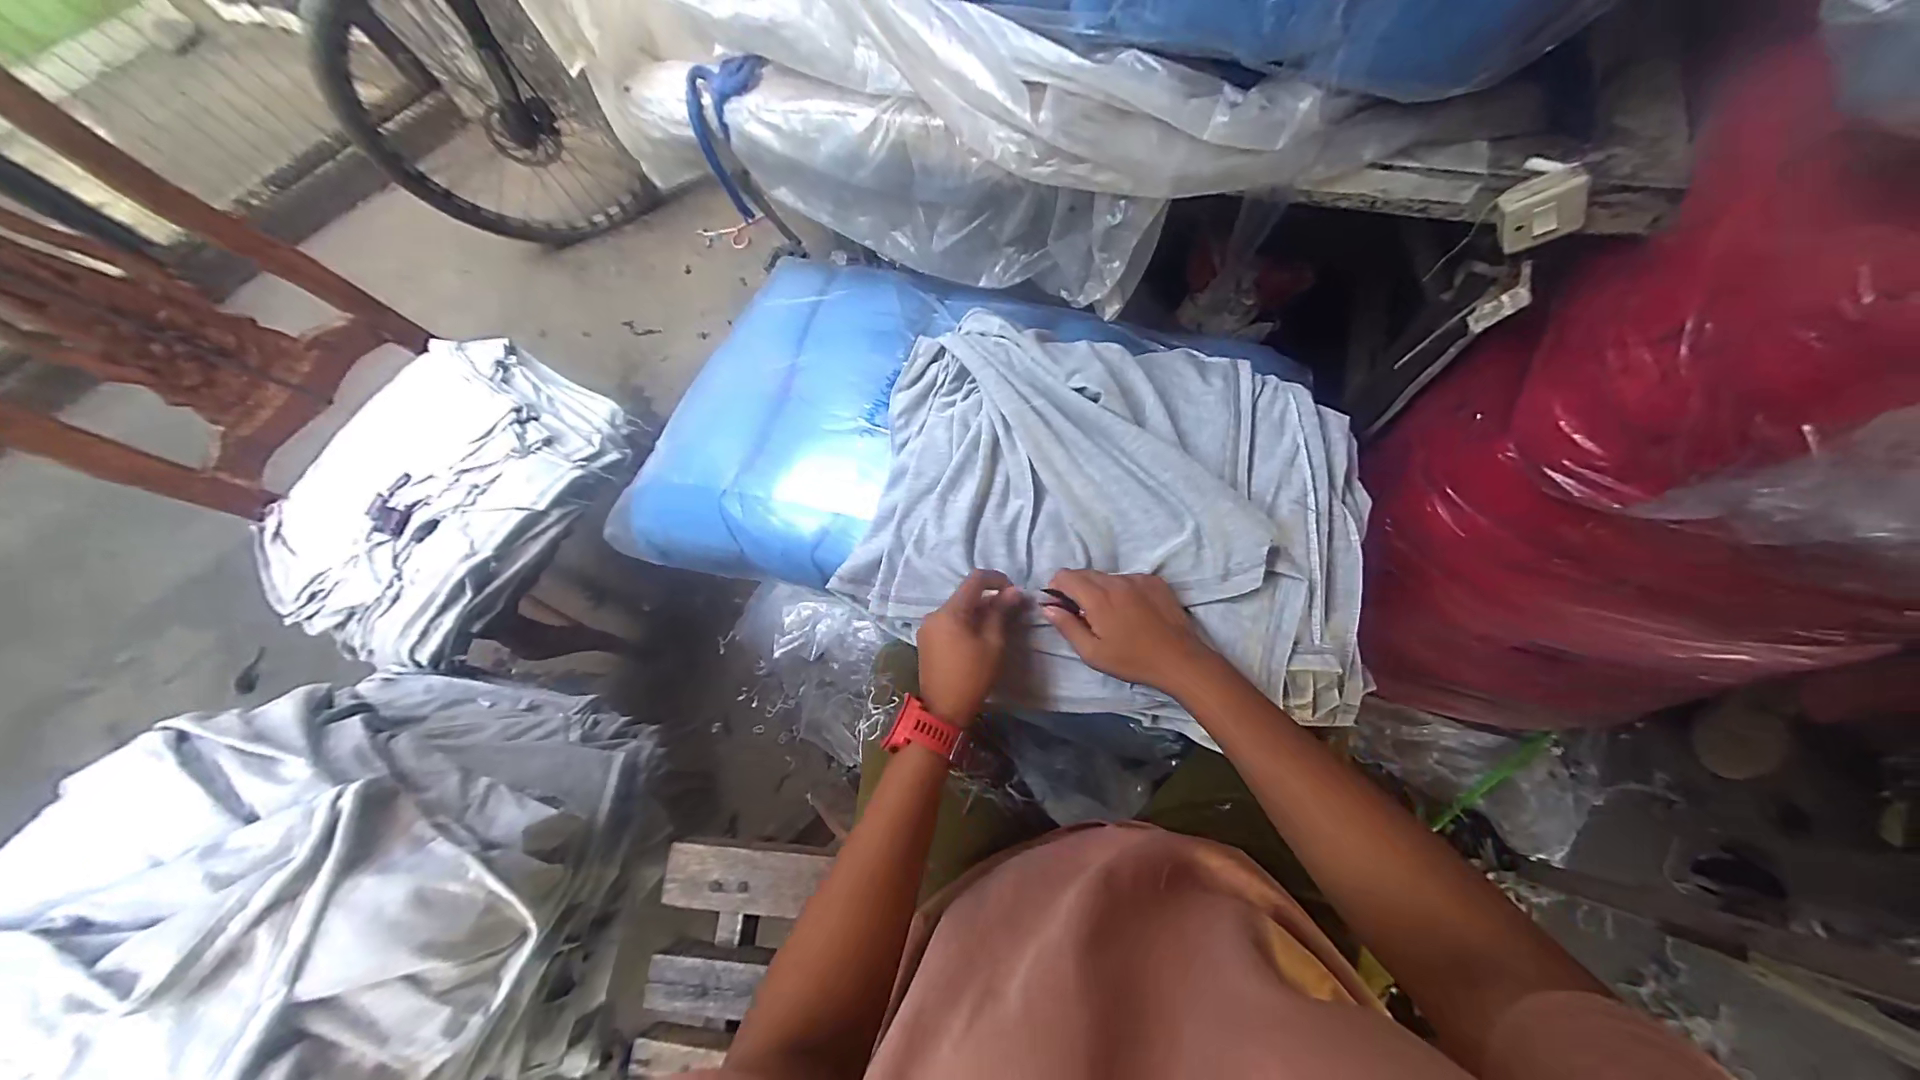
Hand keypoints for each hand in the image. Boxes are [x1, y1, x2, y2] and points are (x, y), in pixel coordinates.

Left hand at [915, 569, 1023, 725]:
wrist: (943, 710)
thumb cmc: (972, 676)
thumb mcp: (993, 643)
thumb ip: (1001, 612)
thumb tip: (1013, 591)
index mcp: (950, 611)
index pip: (975, 579)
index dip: (997, 579)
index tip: (1013, 592)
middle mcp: (934, 613)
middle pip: (965, 594)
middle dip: (988, 598)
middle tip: (1010, 611)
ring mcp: (927, 627)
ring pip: (957, 608)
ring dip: (977, 611)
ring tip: (996, 627)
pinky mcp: (926, 639)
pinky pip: (949, 621)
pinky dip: (965, 622)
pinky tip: (978, 637)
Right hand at [1041, 570, 1222, 694]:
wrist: (1180, 659)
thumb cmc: (1132, 660)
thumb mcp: (1092, 652)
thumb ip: (1066, 626)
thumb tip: (1047, 607)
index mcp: (1097, 597)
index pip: (1065, 576)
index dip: (1056, 588)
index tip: (1061, 607)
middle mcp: (1116, 581)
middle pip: (1084, 573)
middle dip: (1077, 589)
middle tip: (1085, 615)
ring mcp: (1138, 578)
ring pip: (1107, 577)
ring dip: (1101, 590)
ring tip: (1112, 616)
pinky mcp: (1155, 581)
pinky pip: (1128, 579)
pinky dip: (1122, 591)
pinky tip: (1133, 612)